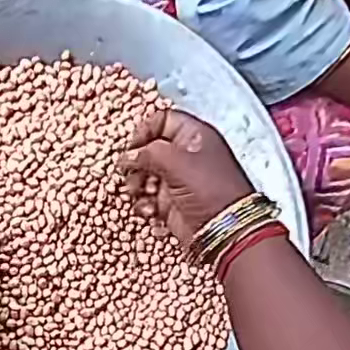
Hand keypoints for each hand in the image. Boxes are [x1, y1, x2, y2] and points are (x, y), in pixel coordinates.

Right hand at [118, 109, 255, 249]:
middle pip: (148, 150)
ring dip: (137, 186)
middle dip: (137, 164)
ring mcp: (176, 180)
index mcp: (193, 136)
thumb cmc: (211, 191)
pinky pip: (146, 199)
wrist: (222, 229)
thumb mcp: (178, 163)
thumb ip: (149, 153)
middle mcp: (184, 155)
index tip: (132, 148)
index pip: (161, 121)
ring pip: (143, 175)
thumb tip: (128, 156)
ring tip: (143, 194)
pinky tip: (151, 211)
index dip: (144, 132)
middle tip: (134, 175)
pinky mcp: (170, 202)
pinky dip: (144, 205)